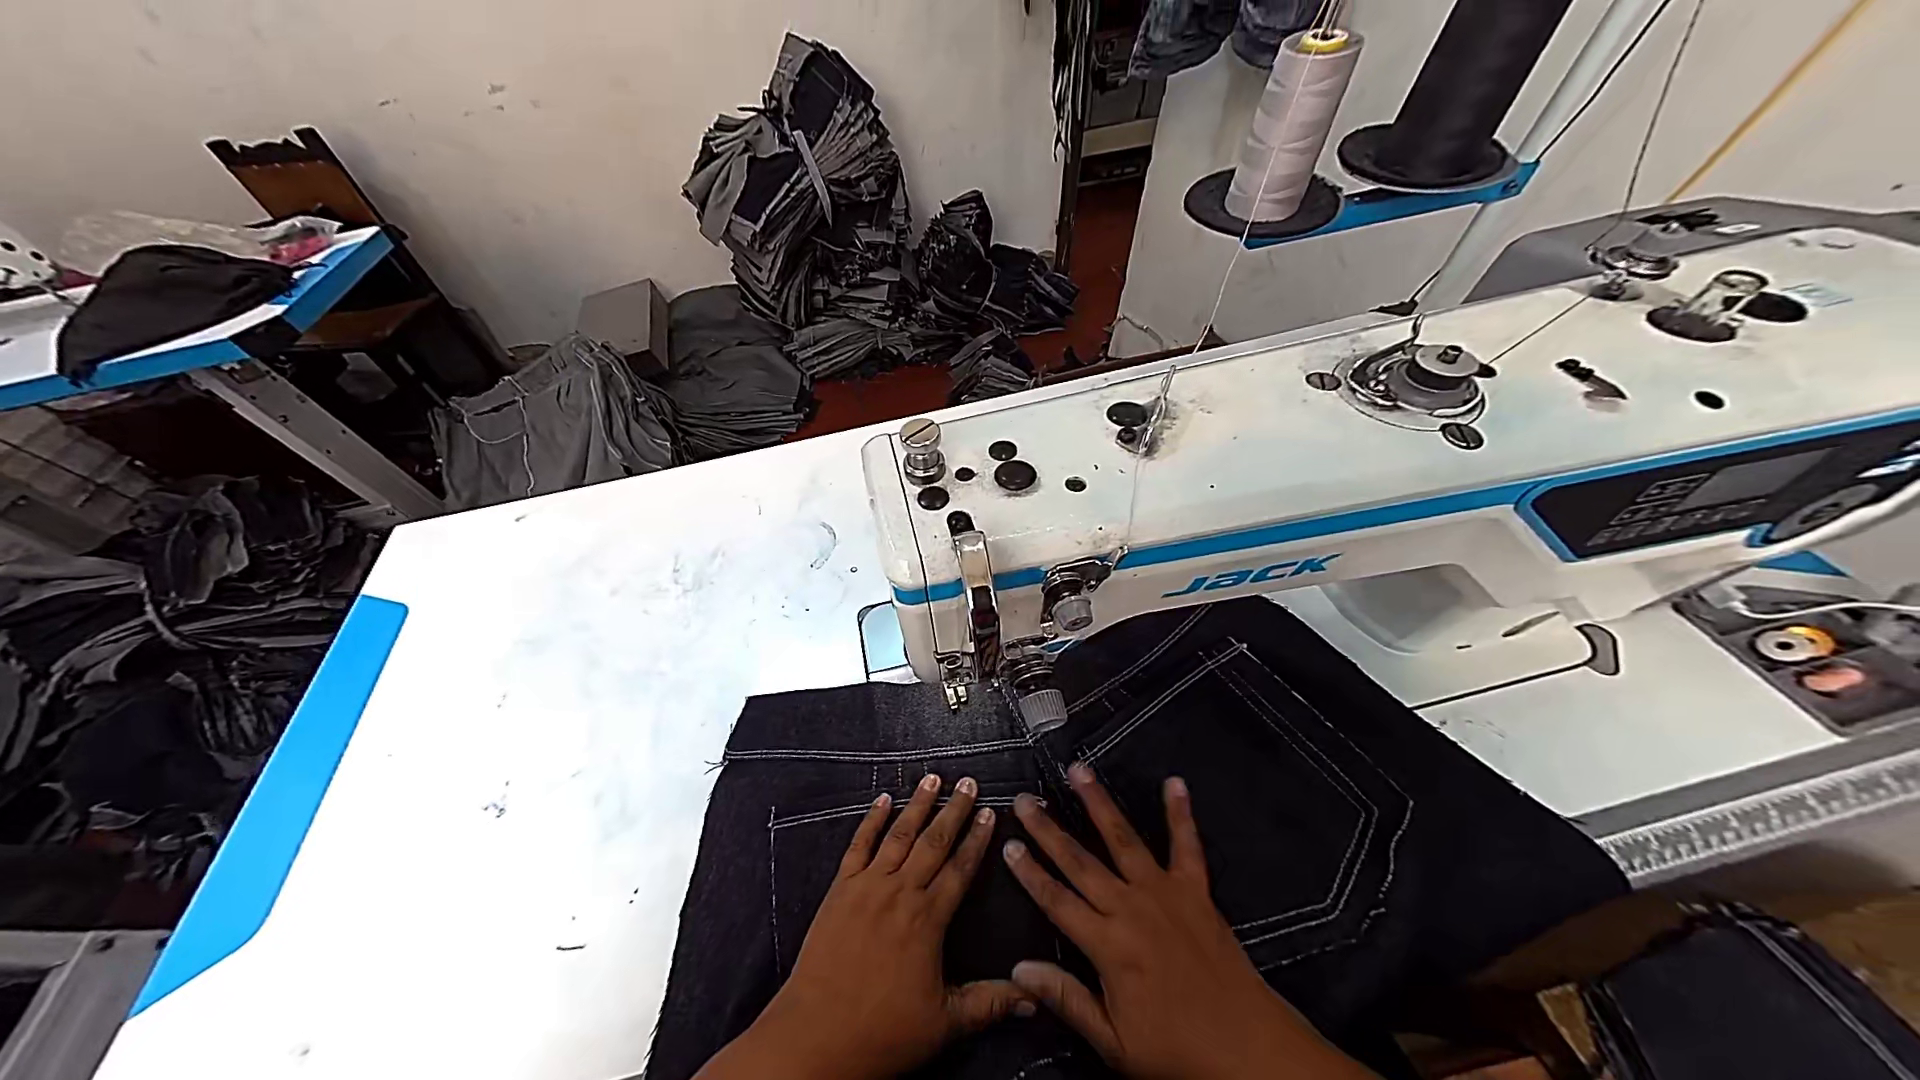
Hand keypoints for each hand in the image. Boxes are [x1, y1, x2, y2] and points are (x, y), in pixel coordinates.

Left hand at [697, 773, 1030, 1079]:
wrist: (815, 1037)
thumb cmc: (881, 1032)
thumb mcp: (944, 1023)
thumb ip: (989, 1003)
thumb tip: (1033, 997)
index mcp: (927, 918)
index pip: (960, 868)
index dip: (977, 839)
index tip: (989, 812)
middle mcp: (900, 892)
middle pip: (934, 842)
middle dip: (954, 810)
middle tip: (968, 782)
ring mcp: (867, 886)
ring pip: (899, 835)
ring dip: (918, 804)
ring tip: (933, 778)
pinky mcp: (840, 889)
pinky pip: (858, 846)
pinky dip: (871, 820)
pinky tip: (882, 800)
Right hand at [1003, 764, 1376, 1079]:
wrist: (1249, 1051)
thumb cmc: (1176, 1051)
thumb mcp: (1114, 1042)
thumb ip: (1066, 998)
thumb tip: (1019, 967)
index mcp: (1107, 945)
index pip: (1055, 900)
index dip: (1028, 872)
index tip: (1007, 845)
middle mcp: (1130, 908)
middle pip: (1079, 861)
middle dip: (1048, 829)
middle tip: (1026, 800)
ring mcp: (1164, 893)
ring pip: (1123, 839)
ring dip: (1098, 802)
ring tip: (1078, 771)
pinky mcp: (1196, 890)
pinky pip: (1187, 845)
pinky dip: (1180, 813)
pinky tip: (1174, 782)